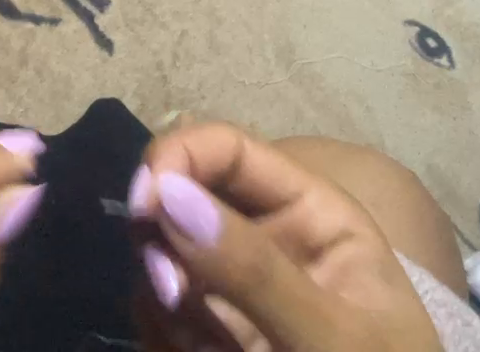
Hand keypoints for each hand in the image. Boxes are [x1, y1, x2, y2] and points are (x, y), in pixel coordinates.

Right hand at [129, 122, 443, 351]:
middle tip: (172, 294)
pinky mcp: (205, 326)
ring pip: (160, 252)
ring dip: (165, 297)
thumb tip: (168, 193)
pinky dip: (163, 331)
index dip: (176, 157)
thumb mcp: (337, 340)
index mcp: (309, 211)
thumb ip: (256, 270)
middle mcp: (262, 234)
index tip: (142, 204)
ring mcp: (230, 281)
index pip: (227, 148)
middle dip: (162, 237)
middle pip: (179, 193)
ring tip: (206, 348)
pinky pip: (155, 307)